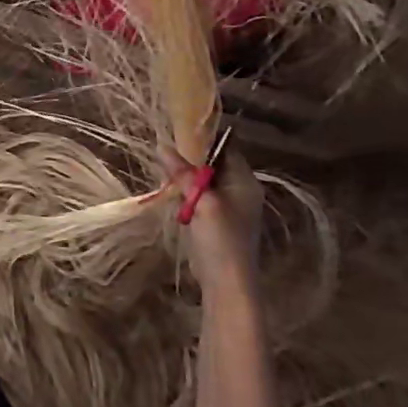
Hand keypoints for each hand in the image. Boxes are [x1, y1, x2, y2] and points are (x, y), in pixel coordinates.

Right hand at [161, 146, 262, 299]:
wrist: (227, 283)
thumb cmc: (221, 239)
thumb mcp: (200, 202)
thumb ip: (183, 173)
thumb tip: (162, 145)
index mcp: (244, 182)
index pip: (228, 147)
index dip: (206, 135)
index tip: (179, 123)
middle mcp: (240, 189)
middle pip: (215, 161)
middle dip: (190, 153)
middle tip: (165, 144)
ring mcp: (229, 205)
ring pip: (205, 177)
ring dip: (186, 172)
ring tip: (163, 163)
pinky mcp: (217, 217)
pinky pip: (200, 192)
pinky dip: (186, 188)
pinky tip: (170, 187)